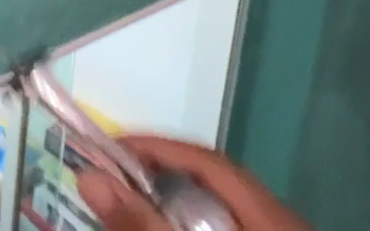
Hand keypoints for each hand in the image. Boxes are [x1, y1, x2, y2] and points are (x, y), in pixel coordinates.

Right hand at [77, 136, 310, 230]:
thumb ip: (143, 223)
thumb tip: (86, 175)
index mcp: (271, 214)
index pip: (206, 158)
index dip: (154, 146)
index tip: (107, 148)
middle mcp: (282, 221)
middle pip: (214, 182)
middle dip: (159, 175)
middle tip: (115, 179)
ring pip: (221, 209)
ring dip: (173, 202)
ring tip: (135, 206)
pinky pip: (229, 226)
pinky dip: (194, 223)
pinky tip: (170, 227)